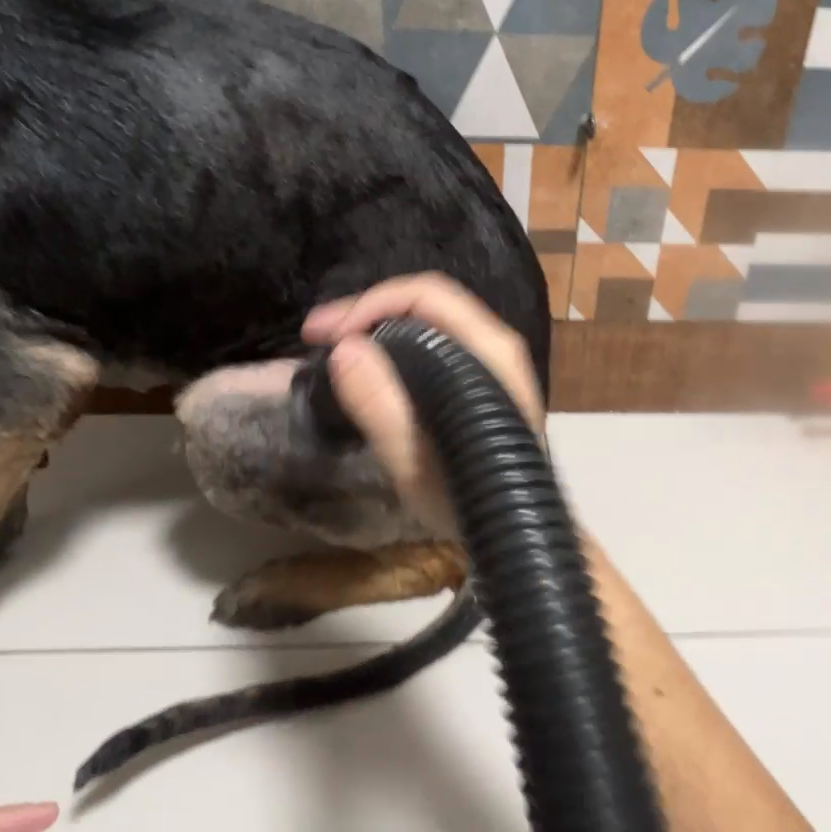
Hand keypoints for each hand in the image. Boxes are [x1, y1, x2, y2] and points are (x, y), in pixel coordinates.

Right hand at [302, 272, 546, 536]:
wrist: (513, 535)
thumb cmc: (468, 500)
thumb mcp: (415, 462)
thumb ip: (381, 404)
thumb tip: (345, 348)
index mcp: (489, 351)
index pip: (426, 295)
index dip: (369, 302)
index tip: (323, 332)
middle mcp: (495, 344)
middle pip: (426, 302)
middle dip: (367, 311)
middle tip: (317, 336)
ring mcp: (491, 362)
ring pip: (428, 322)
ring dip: (378, 327)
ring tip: (334, 347)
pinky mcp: (481, 381)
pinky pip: (432, 344)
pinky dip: (394, 347)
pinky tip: (368, 366)